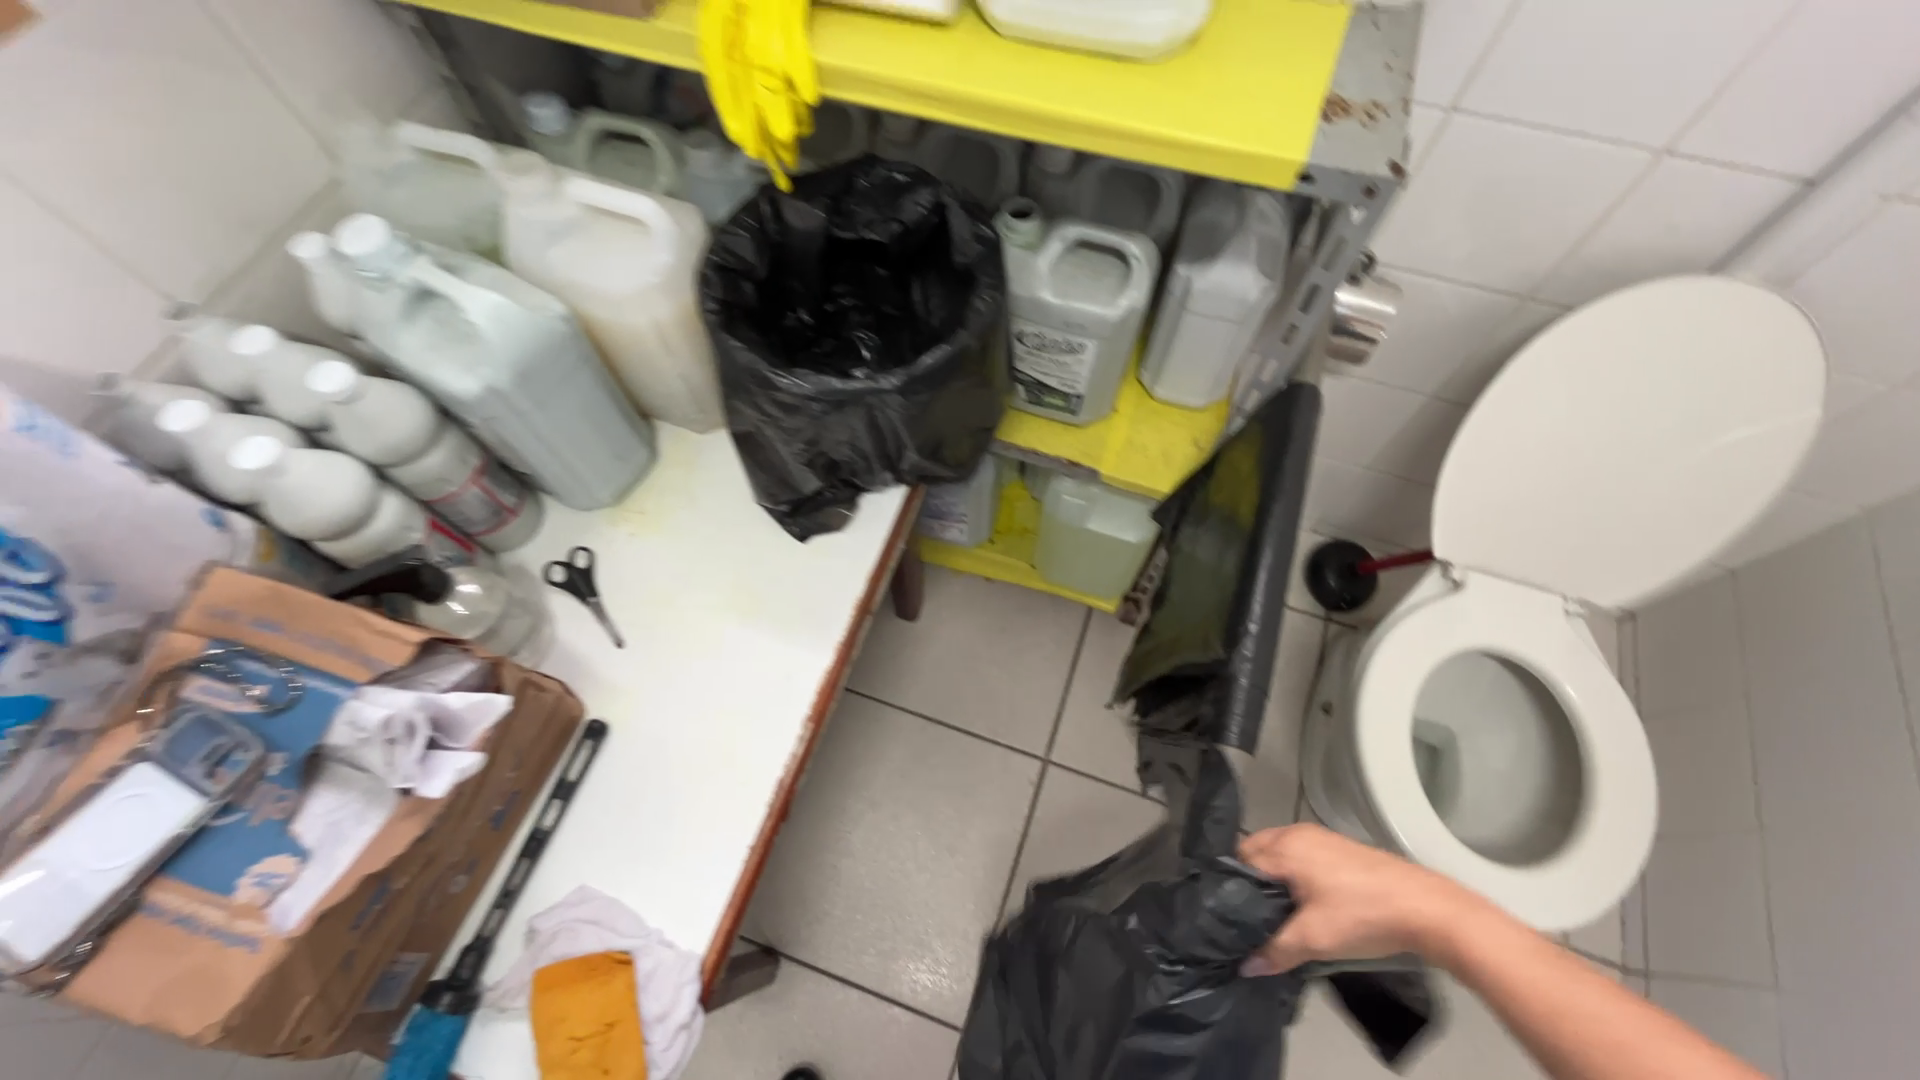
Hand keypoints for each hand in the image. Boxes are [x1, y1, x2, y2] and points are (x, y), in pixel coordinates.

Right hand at [1237, 823, 1486, 974]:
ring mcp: (1320, 837)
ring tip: (1276, 911)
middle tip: (1252, 915)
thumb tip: (1246, 967)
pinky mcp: (1339, 847)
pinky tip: (1304, 901)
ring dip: (1273, 875)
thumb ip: (1275, 950)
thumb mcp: (1314, 939)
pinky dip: (1293, 872)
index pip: (1240, 861)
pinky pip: (1299, 854)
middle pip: (1255, 851)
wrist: (1427, 909)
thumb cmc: (1363, 916)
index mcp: (1285, 847)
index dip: (1232, 889)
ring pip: (1278, 852)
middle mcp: (1296, 833)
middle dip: (1249, 879)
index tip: (1231, 916)